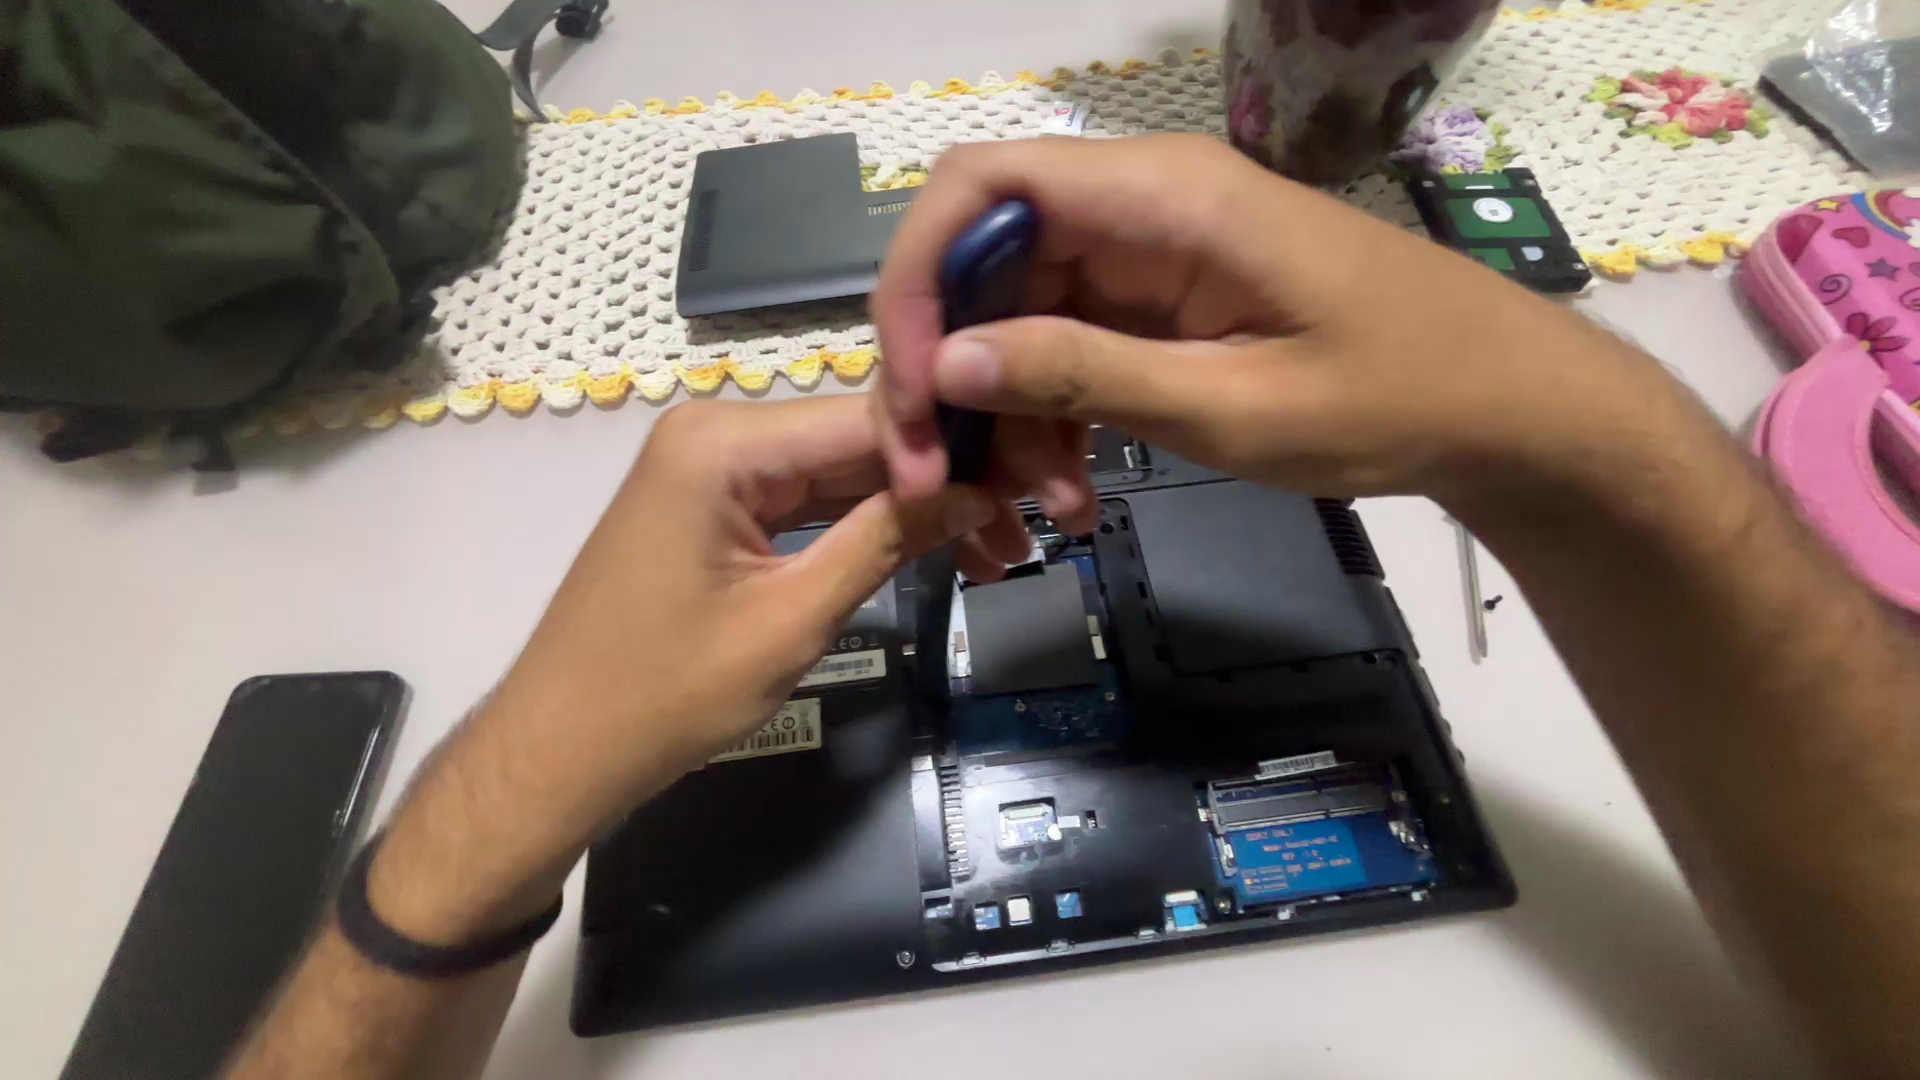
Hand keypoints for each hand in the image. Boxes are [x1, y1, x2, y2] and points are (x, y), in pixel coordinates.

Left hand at [369, 396, 992, 938]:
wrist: (561, 751)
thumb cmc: (668, 693)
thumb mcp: (795, 616)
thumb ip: (888, 538)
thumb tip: (976, 489)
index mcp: (725, 441)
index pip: (871, 420)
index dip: (954, 451)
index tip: (1026, 484)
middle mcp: (719, 429)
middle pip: (859, 441)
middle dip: (940, 485)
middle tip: (1019, 527)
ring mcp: (716, 465)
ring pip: (841, 472)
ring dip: (911, 509)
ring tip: (992, 547)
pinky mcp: (718, 502)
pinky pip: (808, 498)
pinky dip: (864, 524)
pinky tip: (927, 542)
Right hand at [871, 135, 1713, 521]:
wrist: (1497, 407)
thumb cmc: (1389, 396)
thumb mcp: (1228, 401)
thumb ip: (1084, 373)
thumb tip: (948, 363)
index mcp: (1159, 197)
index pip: (979, 190)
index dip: (916, 281)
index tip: (909, 389)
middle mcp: (1136, 209)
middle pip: (983, 263)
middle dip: (947, 372)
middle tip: (942, 473)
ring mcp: (1145, 259)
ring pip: (1016, 321)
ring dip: (1007, 417)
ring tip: (1041, 508)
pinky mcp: (1156, 308)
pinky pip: (1065, 352)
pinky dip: (1051, 423)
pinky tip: (1071, 493)